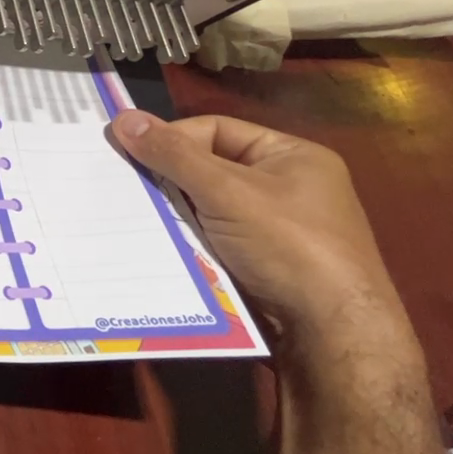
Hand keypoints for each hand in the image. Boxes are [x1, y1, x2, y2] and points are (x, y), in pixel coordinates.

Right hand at [107, 110, 412, 350]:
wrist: (330, 335)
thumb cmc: (288, 247)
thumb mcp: (226, 191)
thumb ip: (173, 154)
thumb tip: (122, 118)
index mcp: (293, 156)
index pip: (214, 129)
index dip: (173, 139)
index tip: (135, 156)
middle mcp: (286, 185)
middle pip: (206, 164)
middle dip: (168, 175)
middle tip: (127, 182)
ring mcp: (273, 224)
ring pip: (203, 201)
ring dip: (174, 208)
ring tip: (138, 212)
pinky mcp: (259, 257)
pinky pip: (209, 231)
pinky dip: (185, 233)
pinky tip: (161, 237)